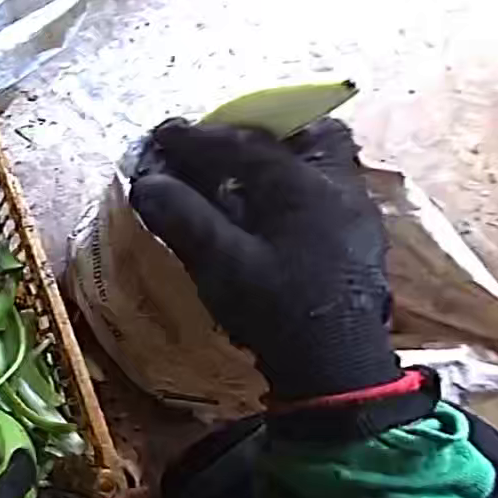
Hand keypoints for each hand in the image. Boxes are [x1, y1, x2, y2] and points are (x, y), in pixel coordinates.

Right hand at [127, 118, 397, 401]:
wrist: (332, 364)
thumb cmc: (274, 310)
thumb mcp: (218, 264)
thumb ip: (182, 217)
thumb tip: (144, 182)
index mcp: (305, 188)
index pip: (244, 146)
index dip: (197, 137)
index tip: (160, 133)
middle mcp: (338, 187)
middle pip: (304, 135)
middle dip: (255, 133)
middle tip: (213, 148)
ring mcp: (353, 210)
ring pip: (319, 160)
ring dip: (275, 156)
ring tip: (235, 172)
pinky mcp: (352, 234)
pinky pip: (320, 185)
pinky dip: (285, 182)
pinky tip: (260, 206)